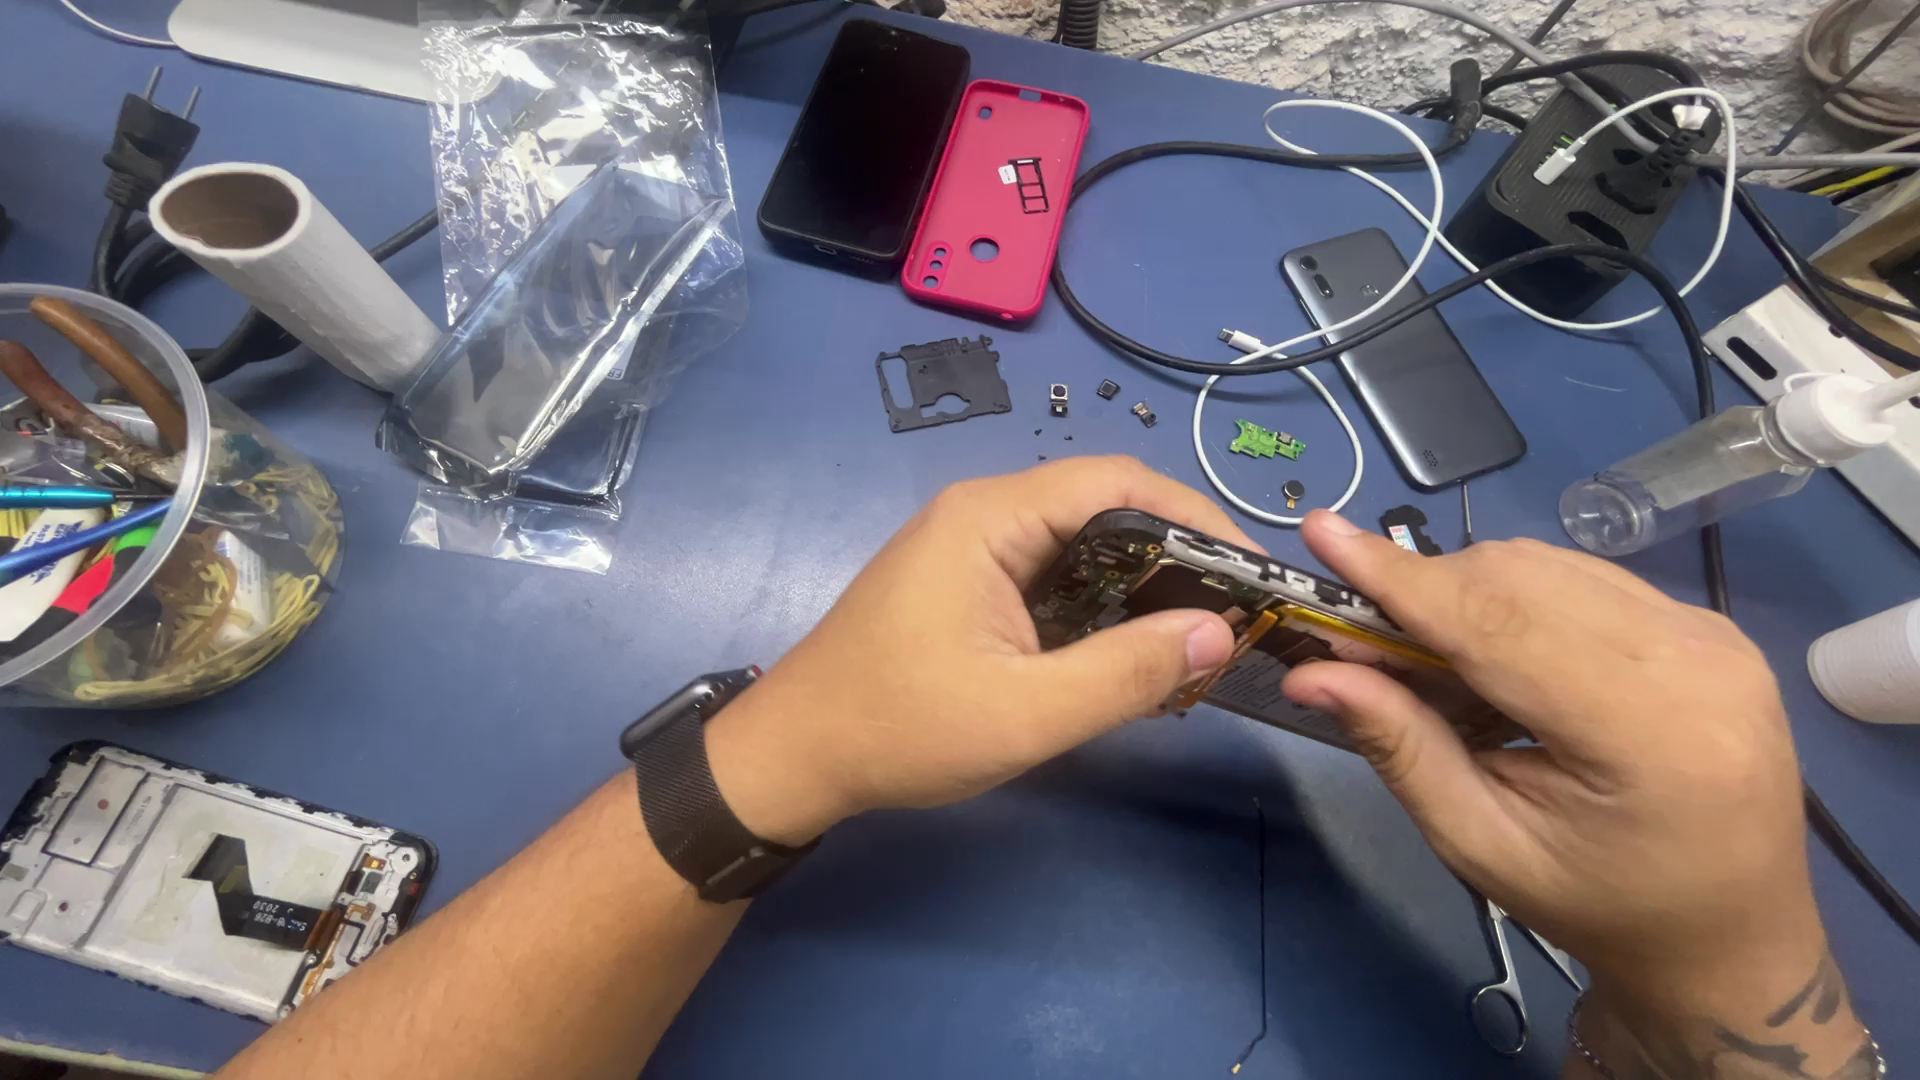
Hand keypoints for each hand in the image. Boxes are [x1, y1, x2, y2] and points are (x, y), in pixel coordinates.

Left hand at [704, 457, 1244, 846]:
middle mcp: (981, 513)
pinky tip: (1124, 649)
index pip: (1115, 483)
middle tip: (1229, 613)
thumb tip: (1216, 634)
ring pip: (1078, 544)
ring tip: (1190, 637)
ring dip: (1136, 584)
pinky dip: (1096, 605)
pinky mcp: (965, 582)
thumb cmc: (899, 729)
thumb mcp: (1023, 713)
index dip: (1193, 516)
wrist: (796, 754)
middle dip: (1172, 554)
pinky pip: (1049, 575)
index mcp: (990, 517)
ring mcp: (969, 547)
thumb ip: (1124, 673)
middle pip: (1101, 507)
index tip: (1249, 570)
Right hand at [1280, 513, 1854, 1053]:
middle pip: (1511, 578)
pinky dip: (1498, 593)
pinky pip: (1567, 573)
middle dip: (1416, 586)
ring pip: (1535, 563)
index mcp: (1648, 733)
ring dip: (1454, 588)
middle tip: (1357, 631)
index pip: (1494, 624)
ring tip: (1424, 652)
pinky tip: (1484, 646)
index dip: (1397, 577)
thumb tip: (1308, 675)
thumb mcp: (1474, 840)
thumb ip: (1396, 746)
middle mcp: (1693, 660)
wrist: (1730, 932)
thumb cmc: (1592, 901)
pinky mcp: (1700, 622)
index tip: (1319, 533)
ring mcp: (1707, 632)